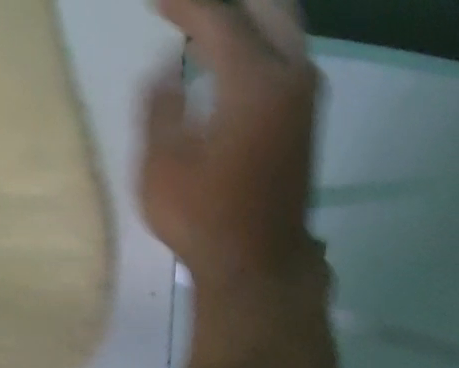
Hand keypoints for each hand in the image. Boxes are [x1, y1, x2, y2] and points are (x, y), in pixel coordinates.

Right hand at [142, 0, 324, 286]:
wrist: (254, 252)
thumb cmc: (198, 214)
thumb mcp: (161, 167)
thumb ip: (161, 112)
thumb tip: (161, 73)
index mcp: (254, 83)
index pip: (221, 25)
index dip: (187, 7)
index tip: (155, 2)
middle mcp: (291, 74)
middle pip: (269, 9)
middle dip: (224, 4)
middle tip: (180, 7)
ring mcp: (304, 91)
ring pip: (282, 27)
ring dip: (244, 18)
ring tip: (202, 23)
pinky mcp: (302, 109)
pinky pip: (283, 51)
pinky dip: (254, 39)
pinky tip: (226, 52)